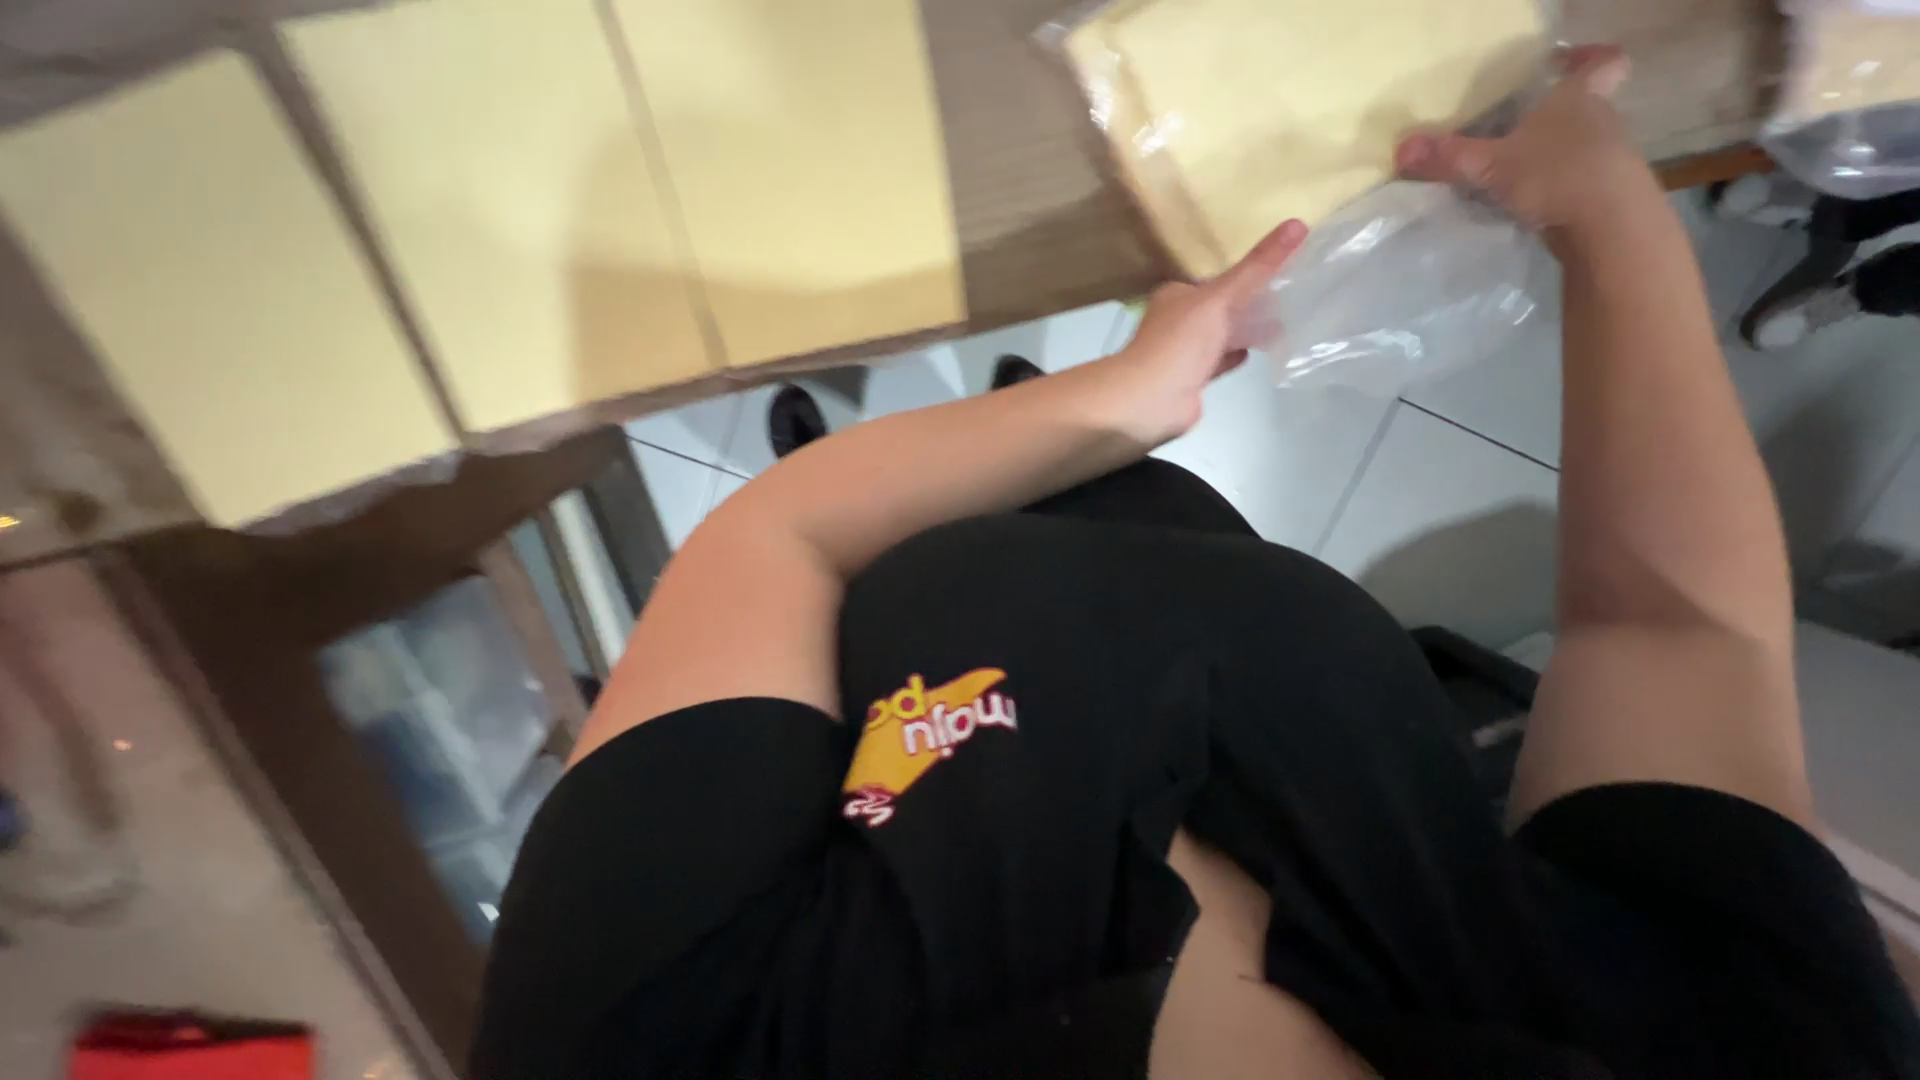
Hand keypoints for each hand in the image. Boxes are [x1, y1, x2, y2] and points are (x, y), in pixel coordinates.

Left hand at [1103, 219, 1306, 443]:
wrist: (1150, 400)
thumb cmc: (1180, 342)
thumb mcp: (1221, 297)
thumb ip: (1257, 266)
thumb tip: (1298, 222)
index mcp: (1176, 295)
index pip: (1214, 278)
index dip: (1243, 272)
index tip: (1277, 264)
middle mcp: (1176, 321)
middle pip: (1218, 307)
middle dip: (1247, 302)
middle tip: (1288, 292)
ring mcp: (1182, 352)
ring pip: (1219, 335)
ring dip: (1245, 329)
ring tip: (1282, 319)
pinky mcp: (1191, 379)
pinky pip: (1219, 361)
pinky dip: (1236, 355)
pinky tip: (1258, 350)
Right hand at [1395, 46, 1656, 239]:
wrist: (1607, 223)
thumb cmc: (1555, 174)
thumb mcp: (1490, 165)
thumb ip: (1447, 157)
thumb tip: (1401, 148)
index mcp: (1579, 98)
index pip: (1600, 62)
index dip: (1584, 57)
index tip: (1560, 62)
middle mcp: (1598, 120)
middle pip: (1582, 105)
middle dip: (1551, 114)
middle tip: (1513, 124)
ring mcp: (1605, 157)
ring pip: (1575, 144)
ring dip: (1548, 154)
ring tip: (1509, 170)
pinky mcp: (1601, 191)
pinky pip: (1572, 178)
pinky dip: (1550, 186)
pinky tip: (1524, 202)